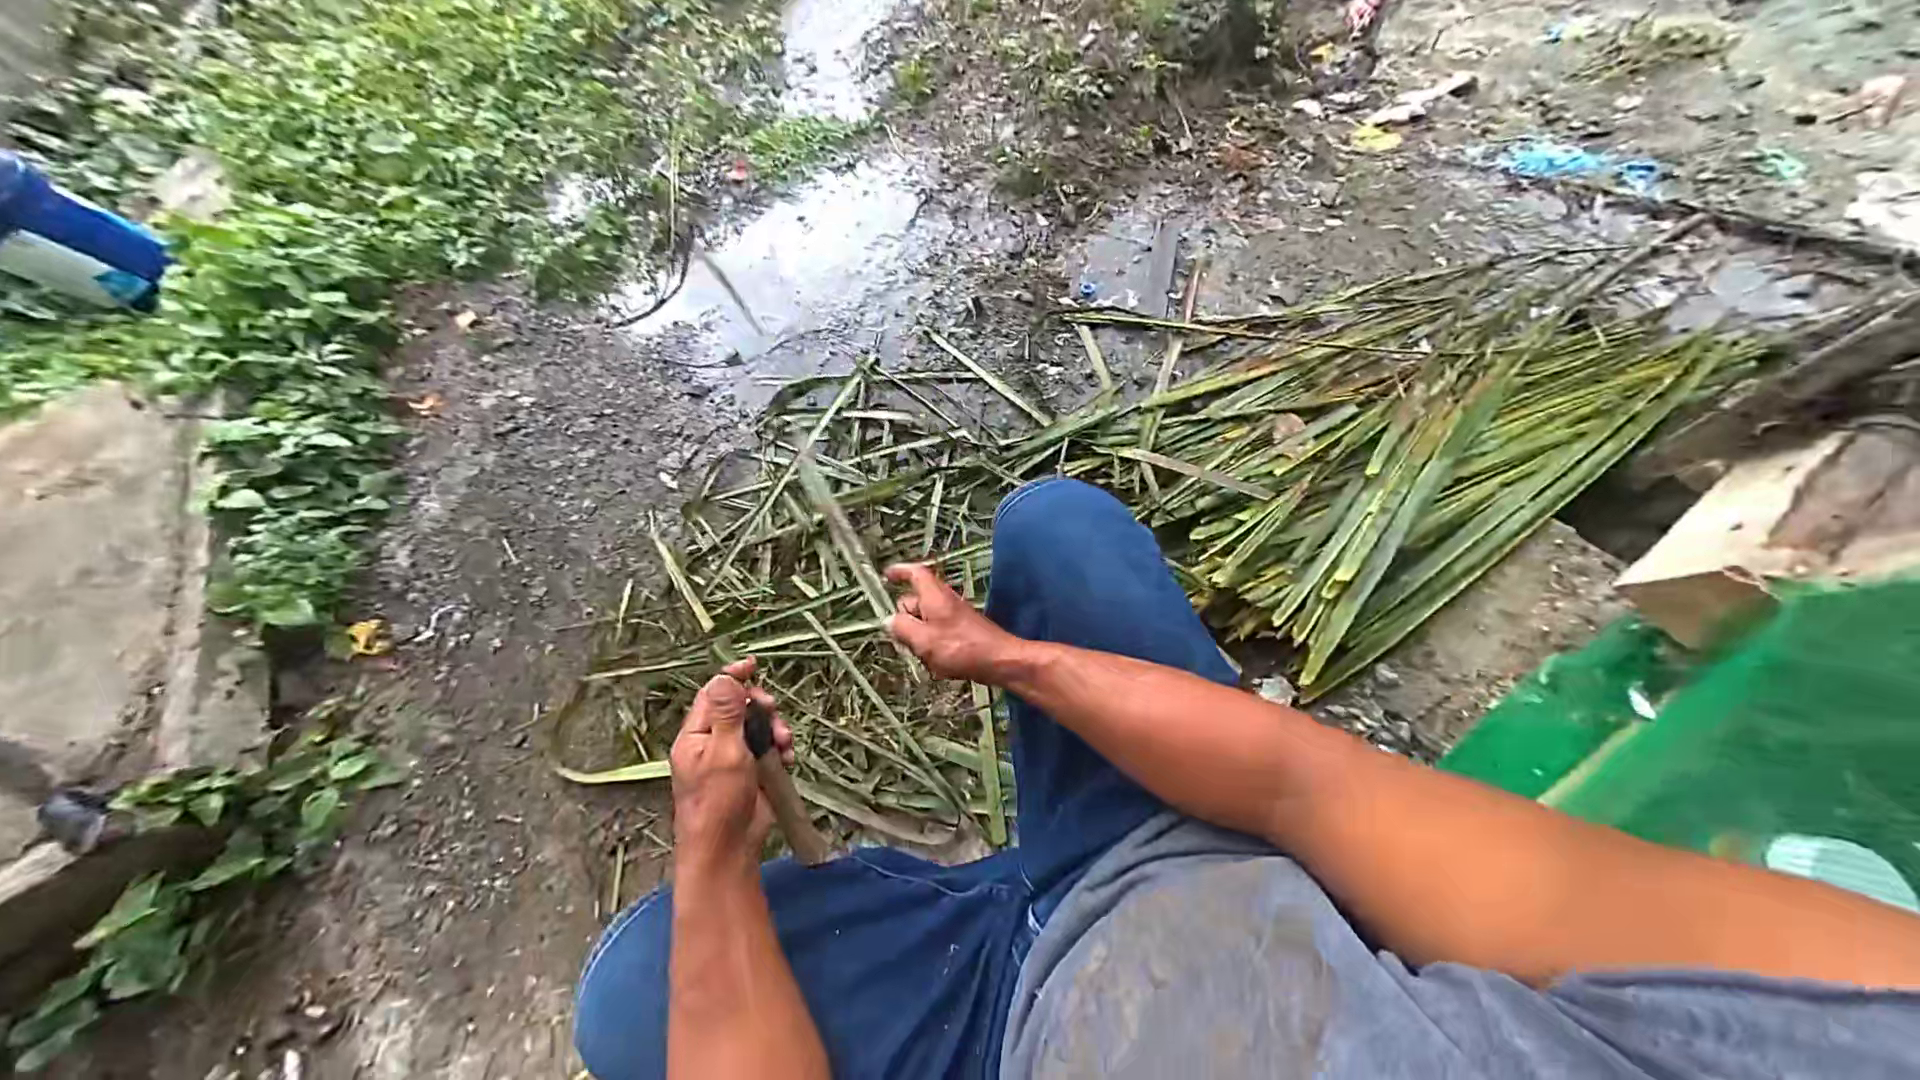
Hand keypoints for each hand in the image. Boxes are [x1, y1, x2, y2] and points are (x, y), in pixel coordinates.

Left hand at [669, 657, 792, 872]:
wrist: (728, 850)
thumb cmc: (719, 802)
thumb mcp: (724, 752)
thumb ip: (727, 714)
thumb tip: (724, 677)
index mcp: (695, 736)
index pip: (713, 694)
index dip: (732, 677)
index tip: (752, 665)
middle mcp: (712, 743)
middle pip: (739, 707)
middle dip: (760, 706)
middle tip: (772, 711)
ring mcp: (732, 758)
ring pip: (758, 727)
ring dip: (775, 729)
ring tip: (784, 743)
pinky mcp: (750, 771)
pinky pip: (768, 748)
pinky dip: (779, 749)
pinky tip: (785, 759)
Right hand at [884, 563, 1028, 683]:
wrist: (1000, 660)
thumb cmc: (961, 648)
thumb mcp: (923, 640)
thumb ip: (902, 628)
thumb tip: (889, 621)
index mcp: (934, 595)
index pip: (915, 573)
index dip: (900, 572)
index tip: (887, 575)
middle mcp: (945, 600)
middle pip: (916, 600)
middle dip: (905, 619)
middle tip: (907, 640)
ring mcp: (955, 615)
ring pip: (925, 620)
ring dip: (919, 636)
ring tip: (927, 655)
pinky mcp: (962, 630)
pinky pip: (938, 632)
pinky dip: (932, 644)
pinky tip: (939, 662)